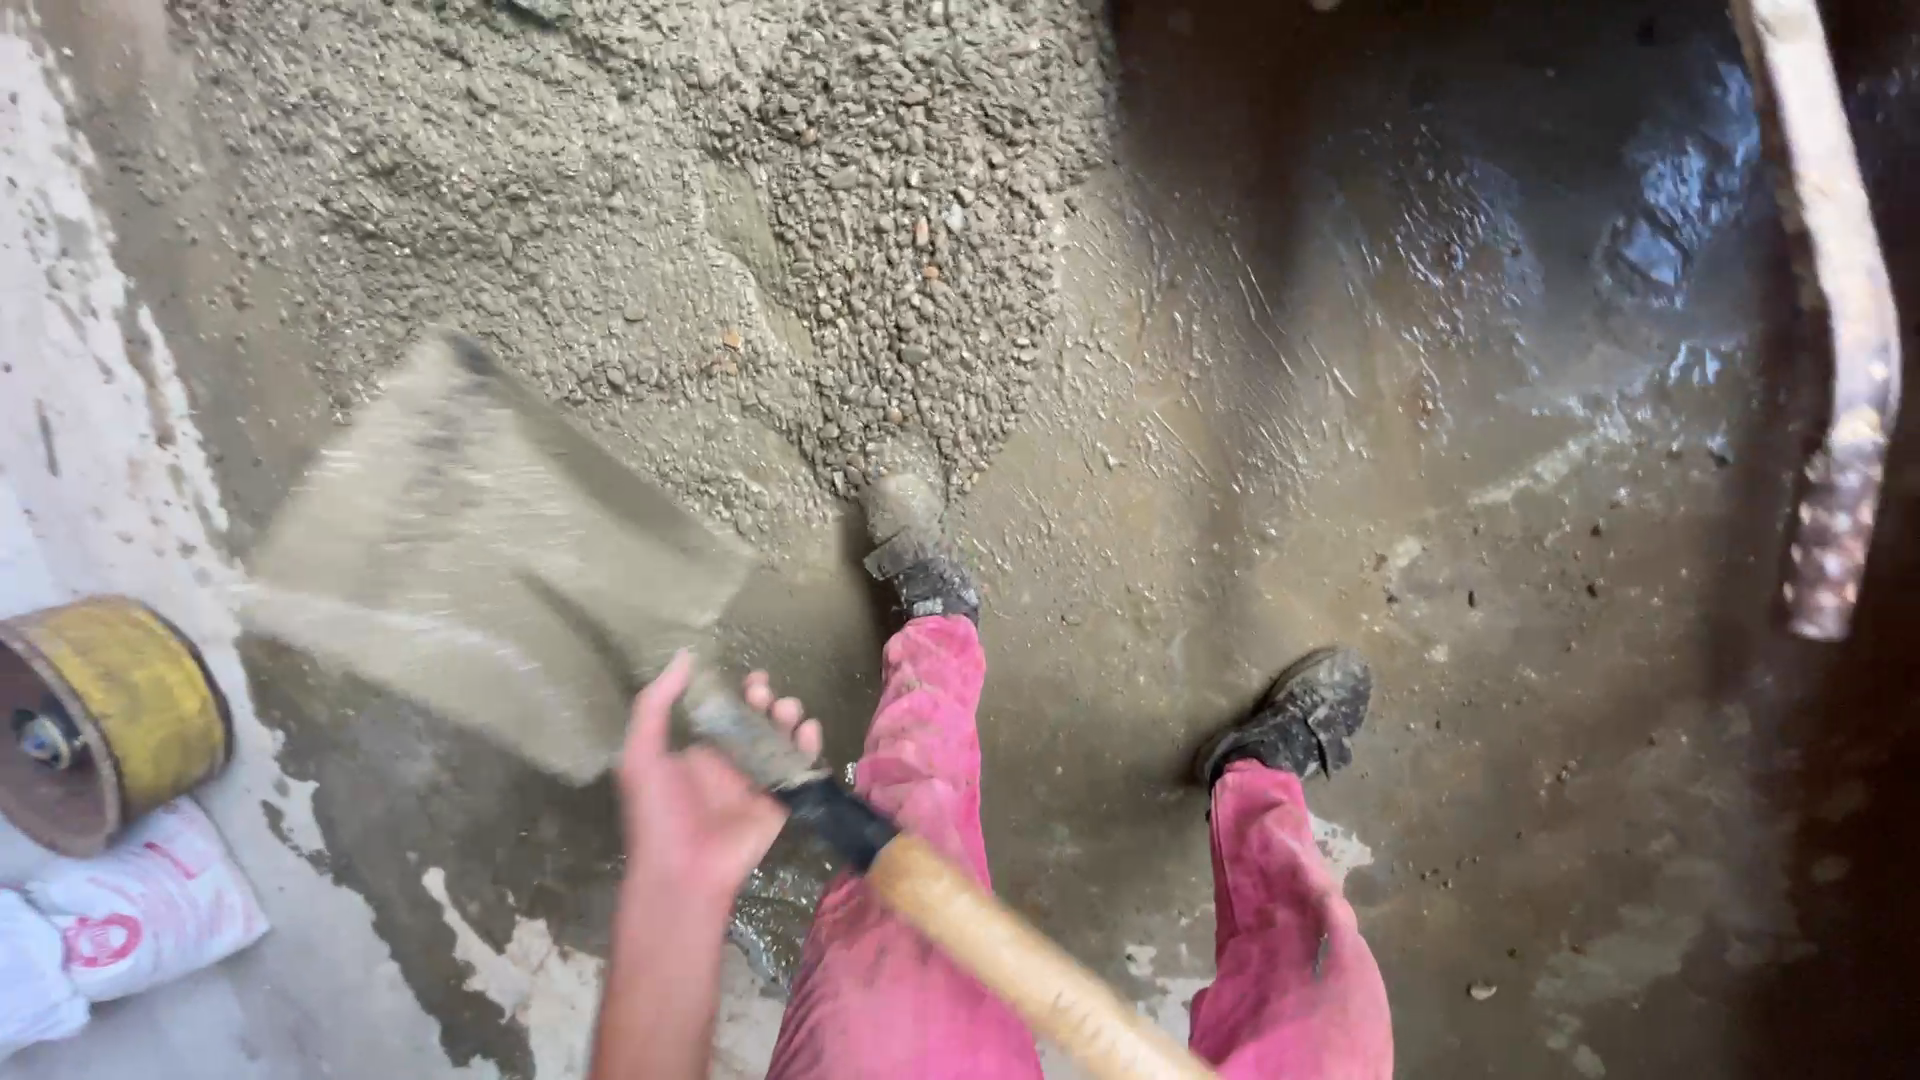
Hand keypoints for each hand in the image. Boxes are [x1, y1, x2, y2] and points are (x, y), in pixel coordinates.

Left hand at [618, 651, 822, 905]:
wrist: (683, 871)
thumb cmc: (657, 814)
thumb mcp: (641, 755)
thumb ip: (655, 704)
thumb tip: (683, 656)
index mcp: (703, 752)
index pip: (730, 712)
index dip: (743, 693)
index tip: (753, 679)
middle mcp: (734, 763)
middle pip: (762, 721)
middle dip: (768, 702)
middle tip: (766, 697)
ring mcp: (760, 781)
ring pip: (785, 739)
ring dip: (790, 718)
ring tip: (787, 711)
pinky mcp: (782, 799)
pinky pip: (801, 766)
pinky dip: (810, 745)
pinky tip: (808, 730)